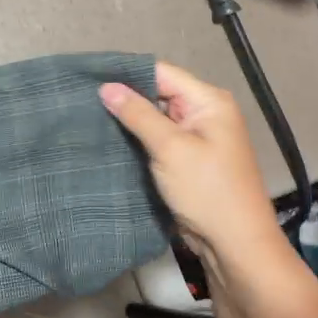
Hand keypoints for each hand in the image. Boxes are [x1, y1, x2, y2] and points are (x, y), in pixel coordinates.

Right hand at [99, 61, 281, 250]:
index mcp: (209, 101)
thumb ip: (138, 114)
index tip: (88, 76)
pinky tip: (108, 138)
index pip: (161, 73)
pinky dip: (136, 139)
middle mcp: (205, 113)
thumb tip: (105, 86)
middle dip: (124, 96)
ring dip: (128, 119)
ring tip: (87, 115)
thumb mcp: (170, 148)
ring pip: (155, 117)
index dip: (126, 73)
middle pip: (158, 93)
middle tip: (82, 98)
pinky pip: (157, 139)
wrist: (234, 244)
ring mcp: (196, 137)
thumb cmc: (207, 190)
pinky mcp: (186, 159)